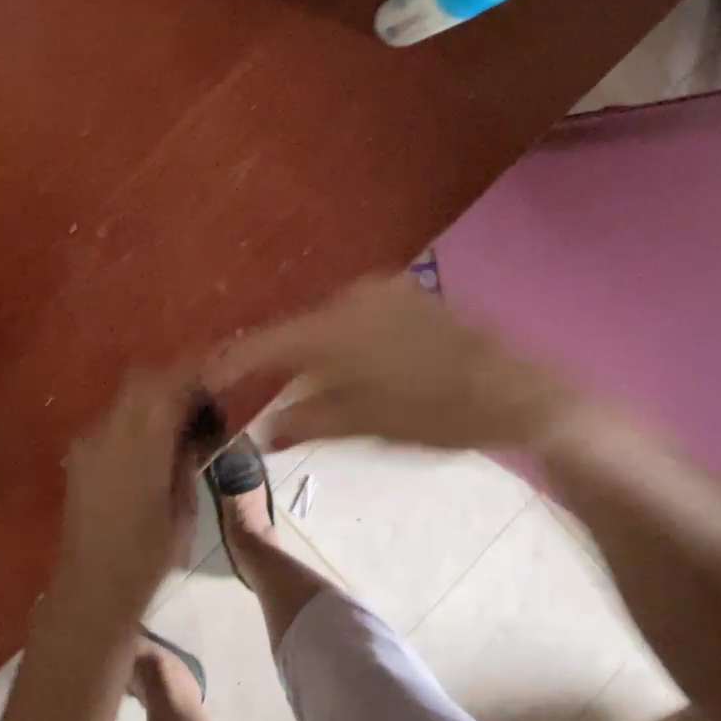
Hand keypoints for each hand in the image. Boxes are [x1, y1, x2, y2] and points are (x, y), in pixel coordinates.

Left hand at [52, 369, 198, 618]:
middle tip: (202, 399)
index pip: (170, 386)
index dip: (195, 374)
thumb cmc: (147, 558)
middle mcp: (110, 432)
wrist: (90, 590)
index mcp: (141, 445)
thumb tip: (198, 427)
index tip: (218, 378)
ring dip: (154, 396)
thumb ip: (187, 458)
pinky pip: (113, 417)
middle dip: (175, 379)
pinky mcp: (79, 453)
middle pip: (144, 379)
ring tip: (180, 420)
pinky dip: (137, 415)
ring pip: (126, 395)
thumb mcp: (184, 508)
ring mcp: (89, 440)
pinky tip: (153, 441)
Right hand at [211, 276, 576, 450]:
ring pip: (329, 324)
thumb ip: (309, 421)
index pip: (268, 342)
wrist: (515, 390)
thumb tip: (264, 429)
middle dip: (285, 364)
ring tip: (328, 392)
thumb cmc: (437, 414)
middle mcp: (352, 298)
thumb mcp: (368, 427)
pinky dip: (347, 341)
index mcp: (336, 330)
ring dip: (319, 354)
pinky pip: (357, 316)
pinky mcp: (406, 293)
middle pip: (299, 332)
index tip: (206, 377)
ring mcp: (382, 291)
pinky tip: (365, 369)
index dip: (234, 361)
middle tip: (277, 400)